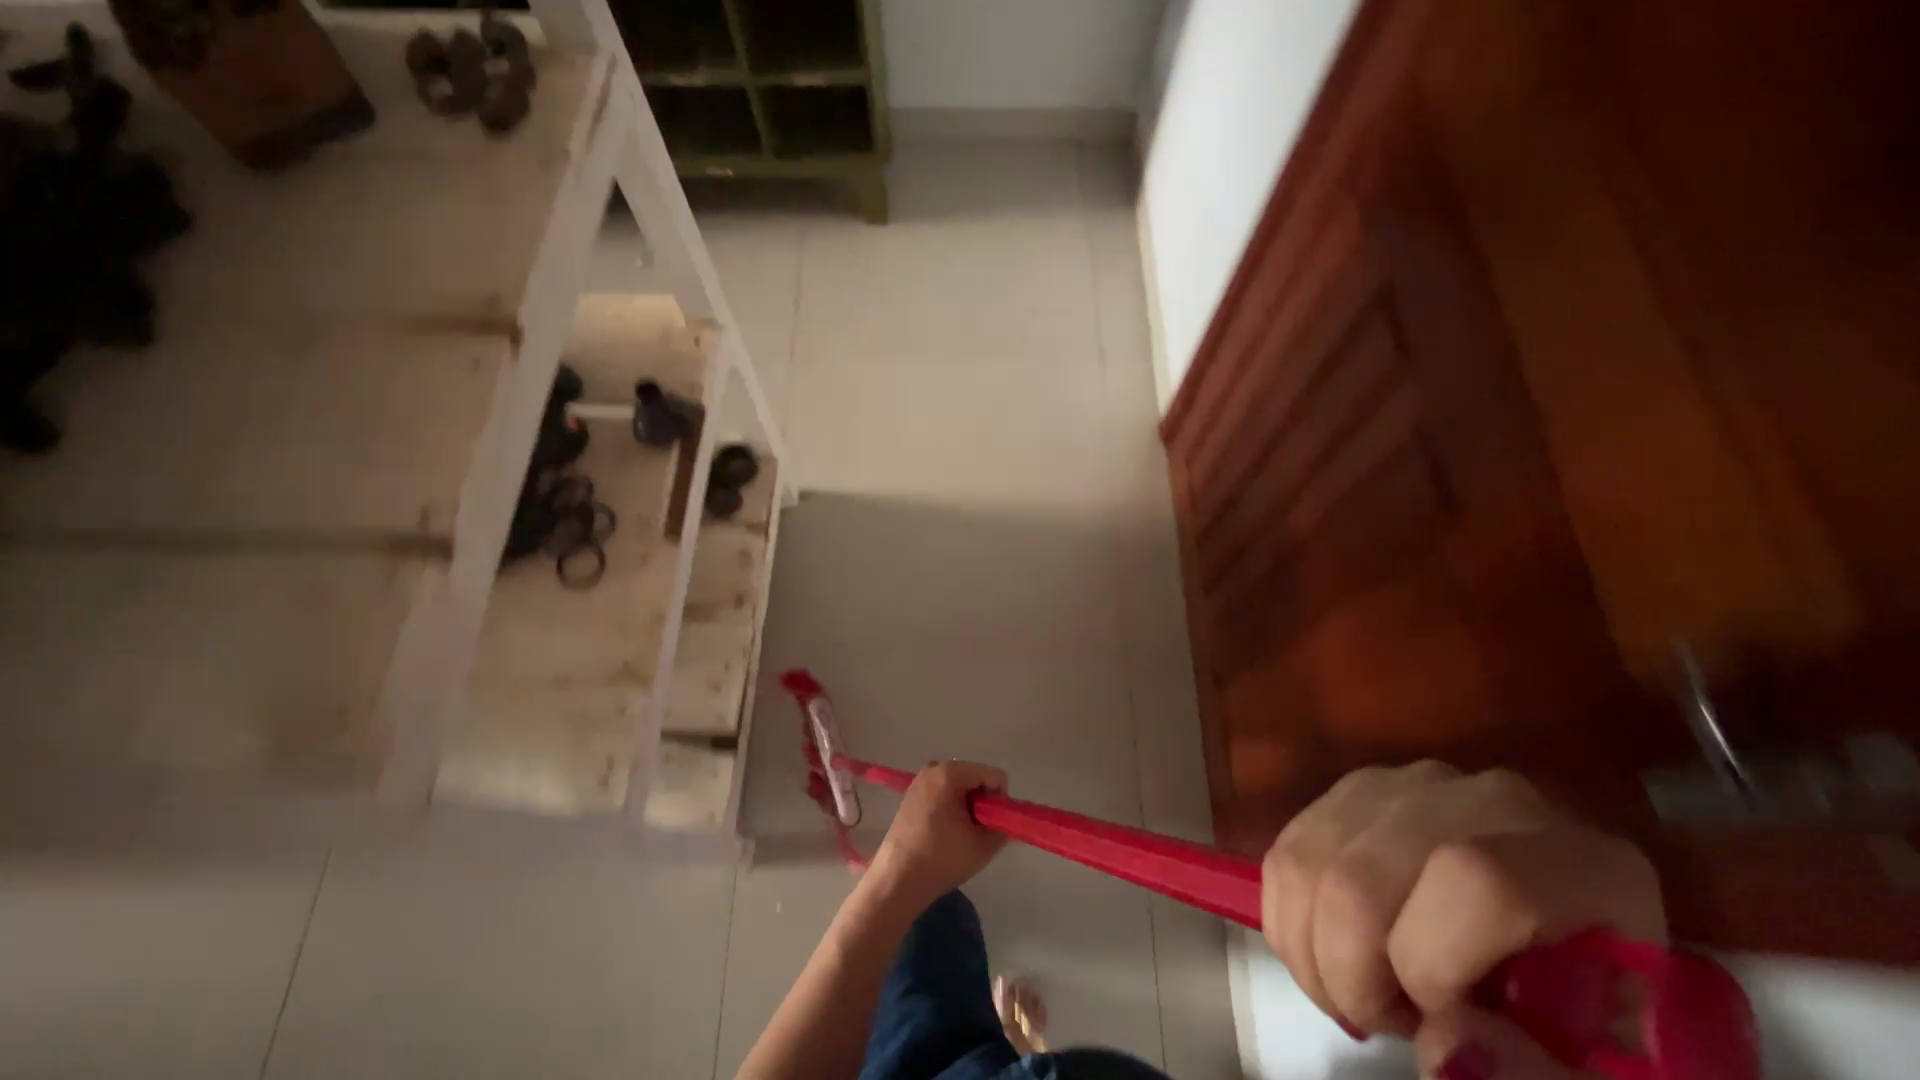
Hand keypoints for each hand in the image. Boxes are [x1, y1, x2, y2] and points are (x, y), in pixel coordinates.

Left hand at [870, 760, 1008, 906]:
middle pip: (974, 778)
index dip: (1001, 800)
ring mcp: (919, 782)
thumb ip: (1003, 826)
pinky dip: (951, 809)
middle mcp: (933, 769)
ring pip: (959, 787)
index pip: (993, 775)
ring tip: (961, 835)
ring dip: (967, 807)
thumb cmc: (942, 859)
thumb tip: (1001, 820)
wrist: (898, 880)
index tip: (994, 824)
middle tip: (978, 831)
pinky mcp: (910, 797)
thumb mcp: (985, 845)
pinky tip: (946, 834)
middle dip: (983, 802)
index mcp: (950, 773)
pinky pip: (943, 794)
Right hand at [1260, 762, 1663, 1078]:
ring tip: (1365, 995)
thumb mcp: (1599, 1070)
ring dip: (1313, 955)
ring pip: (1308, 865)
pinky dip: (1290, 925)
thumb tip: (1441, 1047)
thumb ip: (1539, 1074)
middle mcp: (1483, 800)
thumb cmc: (1591, 1020)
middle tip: (1391, 1024)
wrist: (1569, 956)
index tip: (1442, 1027)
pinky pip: (1285, 856)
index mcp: (1577, 863)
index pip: (1473, 880)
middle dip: (1351, 977)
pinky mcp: (1351, 794)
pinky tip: (1333, 959)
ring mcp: (1405, 787)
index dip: (1431, 965)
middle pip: (1360, 877)